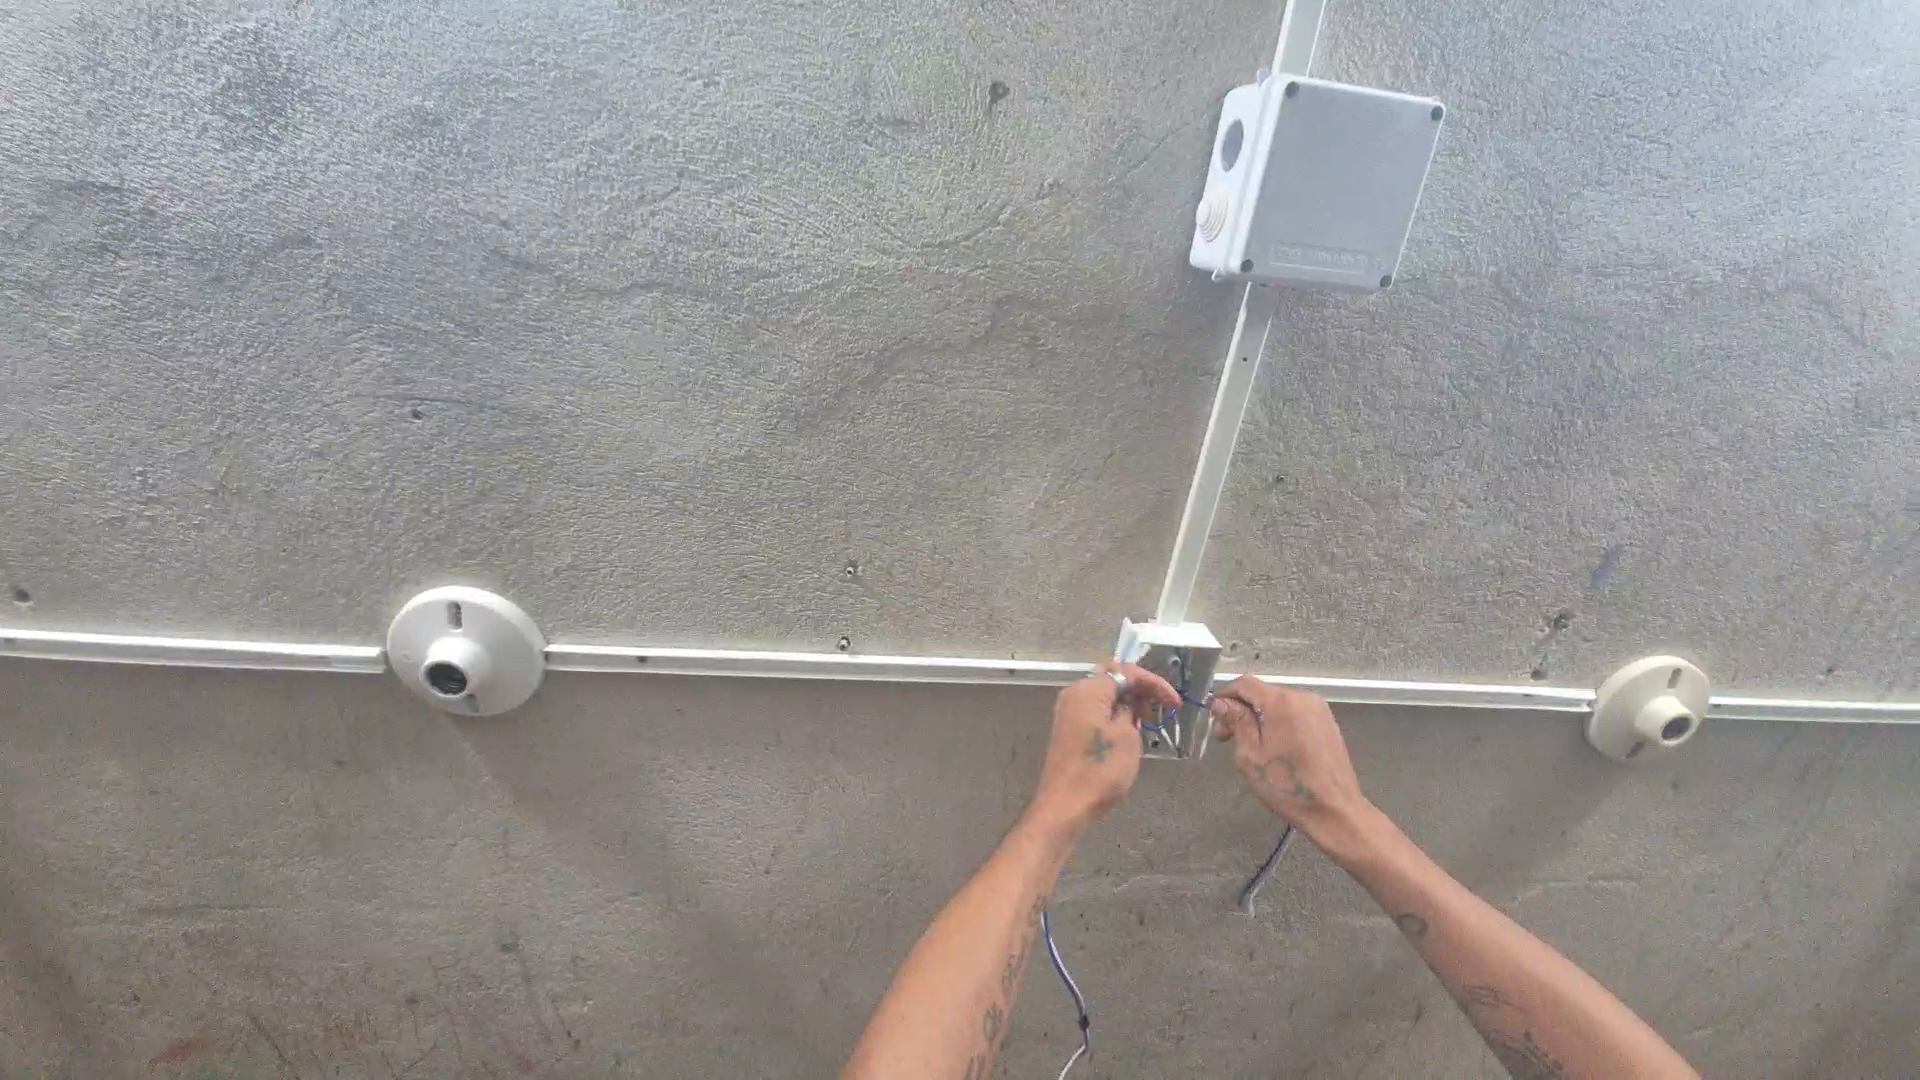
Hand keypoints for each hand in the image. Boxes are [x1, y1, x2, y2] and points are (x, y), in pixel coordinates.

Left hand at [1027, 663, 1179, 833]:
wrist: (1065, 805)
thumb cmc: (1100, 770)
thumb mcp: (1126, 737)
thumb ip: (1130, 709)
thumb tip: (1130, 700)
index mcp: (1087, 690)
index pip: (1126, 672)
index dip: (1154, 683)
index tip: (1175, 703)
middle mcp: (1074, 694)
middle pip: (1112, 679)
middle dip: (1140, 691)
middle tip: (1160, 711)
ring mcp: (1068, 712)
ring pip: (1104, 696)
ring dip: (1128, 704)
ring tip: (1146, 723)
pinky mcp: (1068, 729)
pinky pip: (1096, 711)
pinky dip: (1114, 715)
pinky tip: (1128, 732)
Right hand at [1210, 676, 1374, 856]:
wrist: (1336, 812)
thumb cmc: (1287, 786)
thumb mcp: (1250, 755)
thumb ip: (1236, 721)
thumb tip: (1221, 702)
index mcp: (1282, 702)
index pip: (1245, 683)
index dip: (1225, 695)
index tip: (1213, 716)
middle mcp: (1303, 698)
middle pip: (1262, 693)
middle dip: (1241, 710)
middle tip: (1226, 737)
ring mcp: (1319, 710)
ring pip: (1278, 703)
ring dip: (1259, 717)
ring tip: (1249, 744)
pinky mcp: (1328, 723)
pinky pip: (1294, 713)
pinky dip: (1278, 722)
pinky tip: (1273, 746)